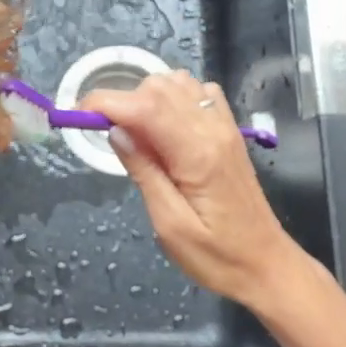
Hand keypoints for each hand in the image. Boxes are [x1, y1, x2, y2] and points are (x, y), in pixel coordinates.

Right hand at [80, 71, 305, 304]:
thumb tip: (115, 132)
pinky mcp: (229, 131)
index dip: (106, 102)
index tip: (79, 114)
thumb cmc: (216, 257)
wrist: (266, 264)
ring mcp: (224, 126)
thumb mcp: (169, 225)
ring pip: (177, 83)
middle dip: (123, 101)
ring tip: (136, 135)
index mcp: (197, 154)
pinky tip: (165, 127)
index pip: (145, 107)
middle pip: (159, 87)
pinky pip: (198, 93)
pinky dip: (173, 98)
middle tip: (108, 136)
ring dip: (147, 98)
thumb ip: (143, 172)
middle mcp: (213, 129)